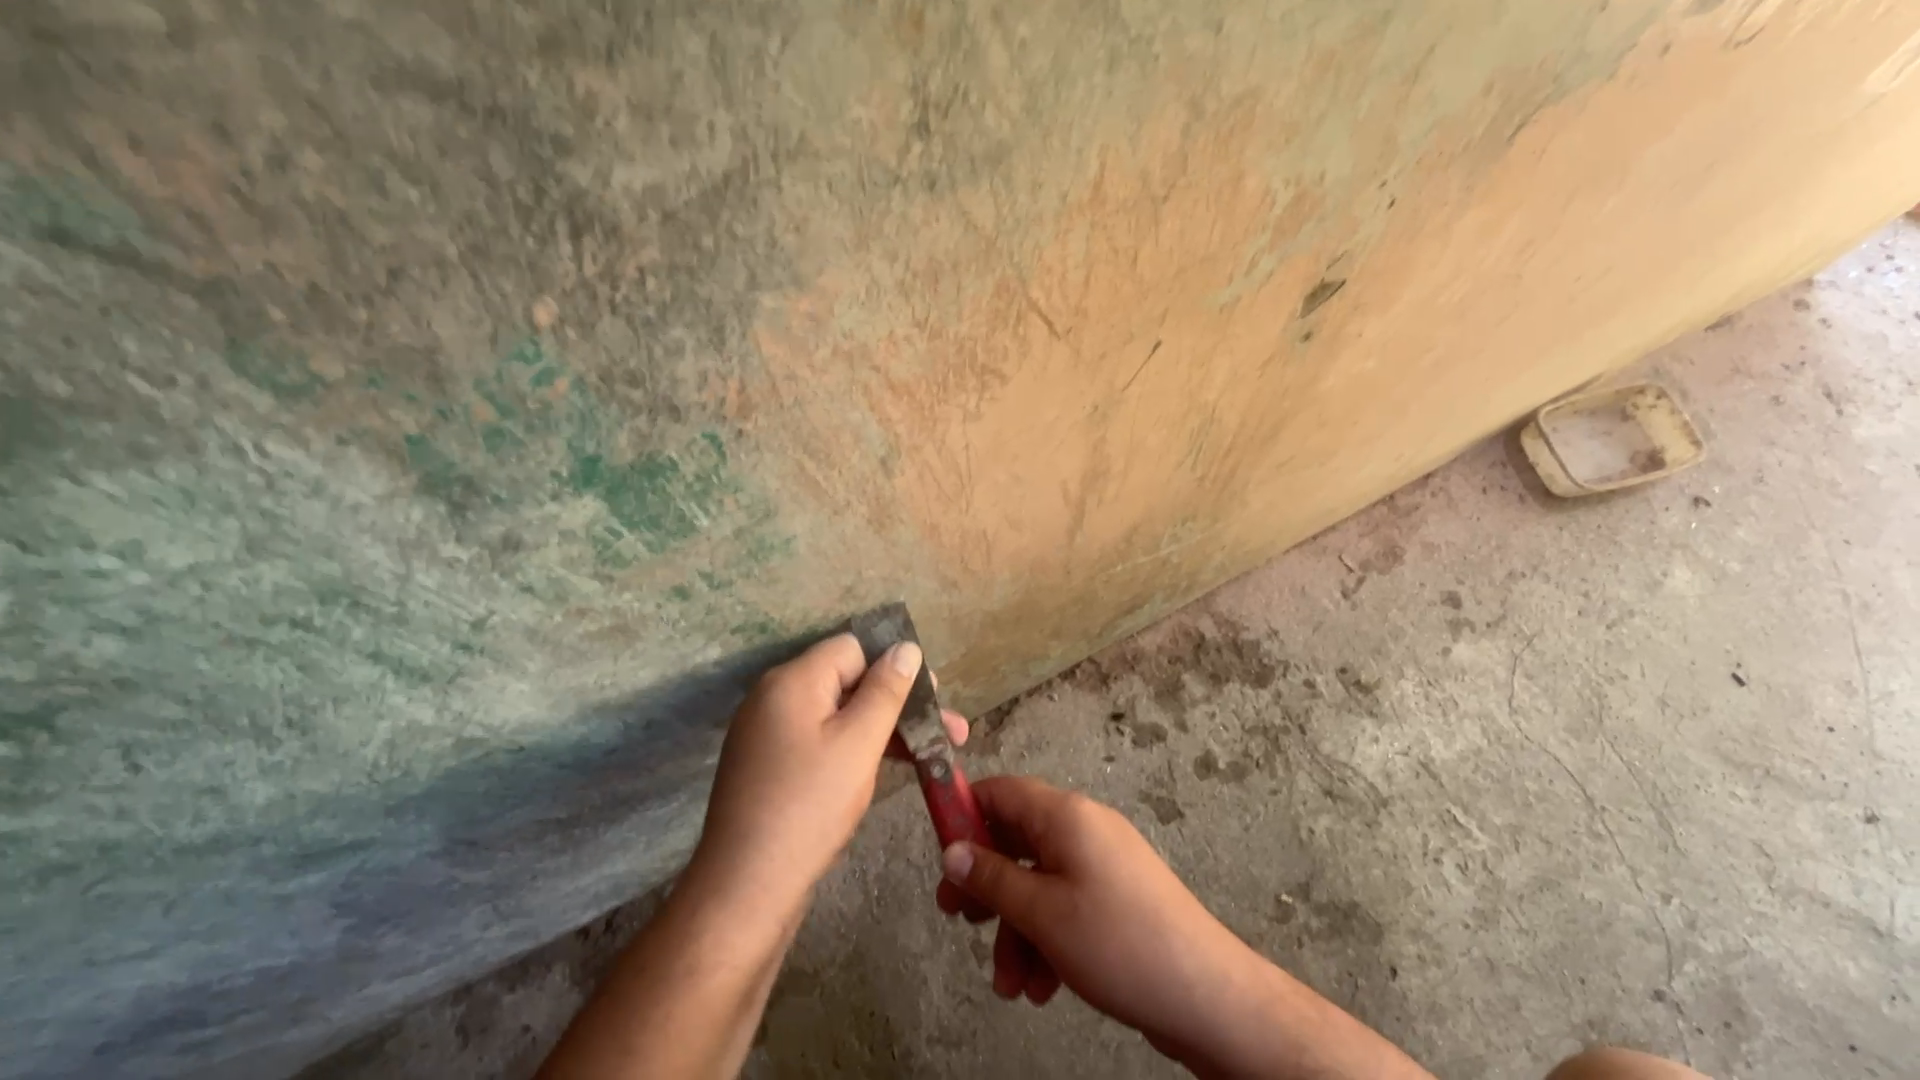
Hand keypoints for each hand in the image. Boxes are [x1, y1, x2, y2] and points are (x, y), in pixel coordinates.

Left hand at [690, 632, 966, 910]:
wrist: (746, 884)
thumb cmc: (810, 806)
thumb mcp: (859, 743)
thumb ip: (886, 691)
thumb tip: (905, 647)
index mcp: (792, 681)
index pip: (852, 648)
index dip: (894, 667)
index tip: (933, 701)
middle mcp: (774, 697)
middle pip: (846, 680)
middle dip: (897, 704)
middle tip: (947, 733)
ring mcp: (767, 733)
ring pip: (835, 715)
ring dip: (880, 730)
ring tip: (927, 758)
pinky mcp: (769, 765)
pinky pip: (819, 741)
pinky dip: (852, 749)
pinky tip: (882, 770)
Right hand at [937, 777, 1267, 1068]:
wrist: (1204, 994)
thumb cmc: (1116, 941)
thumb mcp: (1040, 912)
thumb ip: (991, 878)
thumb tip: (952, 851)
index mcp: (1065, 815)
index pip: (1001, 791)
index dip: (964, 814)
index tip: (939, 853)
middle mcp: (1084, 829)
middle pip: (1016, 842)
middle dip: (986, 886)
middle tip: (958, 919)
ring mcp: (1104, 865)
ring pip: (1039, 885)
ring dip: (1015, 931)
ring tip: (1008, 984)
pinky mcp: (1117, 899)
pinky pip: (1066, 907)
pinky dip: (1046, 940)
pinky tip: (1041, 986)